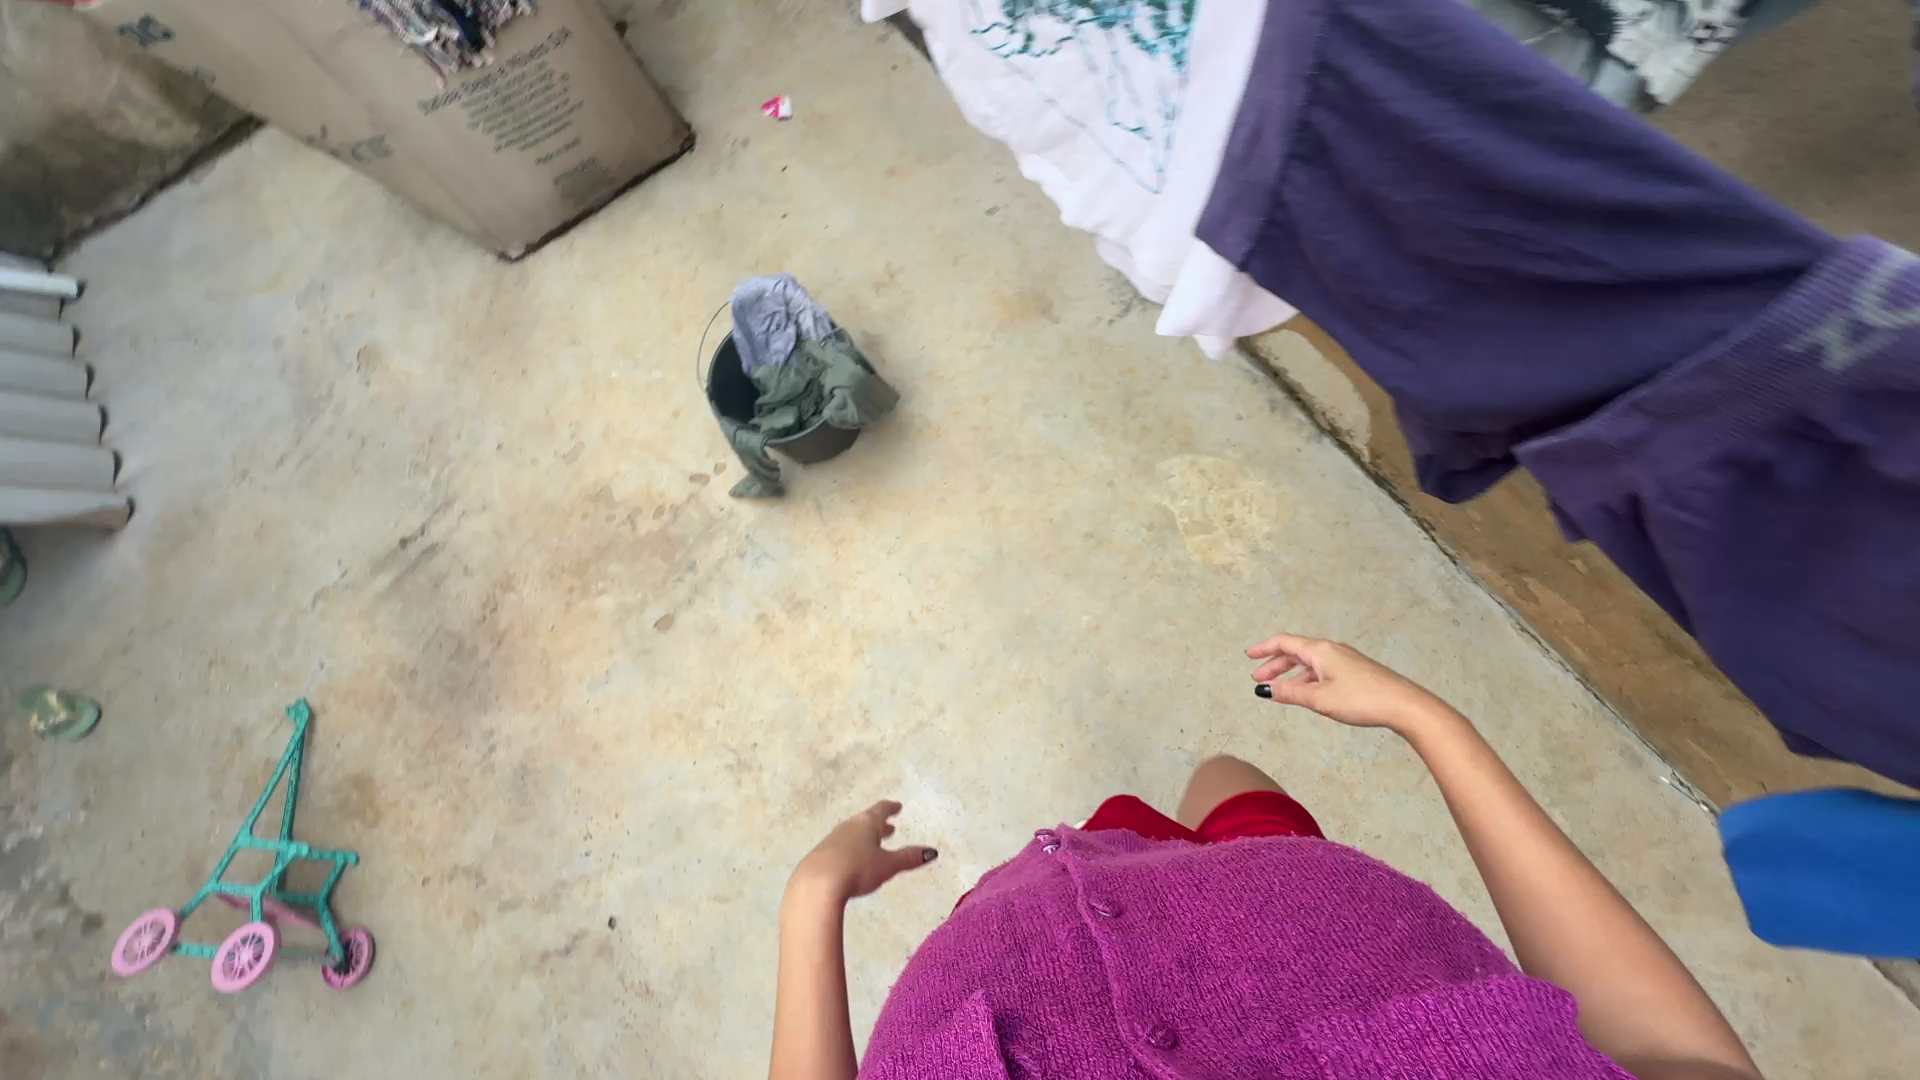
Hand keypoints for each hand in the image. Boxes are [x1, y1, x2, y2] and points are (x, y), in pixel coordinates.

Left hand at [788, 801, 937, 905]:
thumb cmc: (858, 869)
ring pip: (852, 834)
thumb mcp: (888, 865)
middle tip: (889, 827)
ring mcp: (832, 840)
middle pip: (866, 822)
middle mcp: (849, 826)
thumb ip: (908, 858)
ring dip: (864, 837)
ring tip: (872, 844)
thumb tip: (932, 852)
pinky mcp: (820, 856)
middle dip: (878, 825)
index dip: (890, 808)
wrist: (817, 883)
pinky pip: (840, 847)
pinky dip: (851, 849)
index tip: (897, 806)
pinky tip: (851, 860)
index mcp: (867, 823)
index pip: (881, 810)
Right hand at [1247, 633, 1453, 734]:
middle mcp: (1331, 650)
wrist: (1405, 706)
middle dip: (1275, 665)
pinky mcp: (1355, 671)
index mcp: (1319, 650)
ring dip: (1291, 674)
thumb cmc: (1361, 699)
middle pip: (1295, 652)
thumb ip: (1289, 693)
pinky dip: (1307, 679)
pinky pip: (1322, 670)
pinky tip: (1306, 693)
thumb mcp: (1319, 699)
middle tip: (1259, 680)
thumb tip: (1264, 689)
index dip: (1264, 649)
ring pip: (1309, 663)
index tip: (1249, 656)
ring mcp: (1344, 660)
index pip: (1284, 642)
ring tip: (1279, 690)